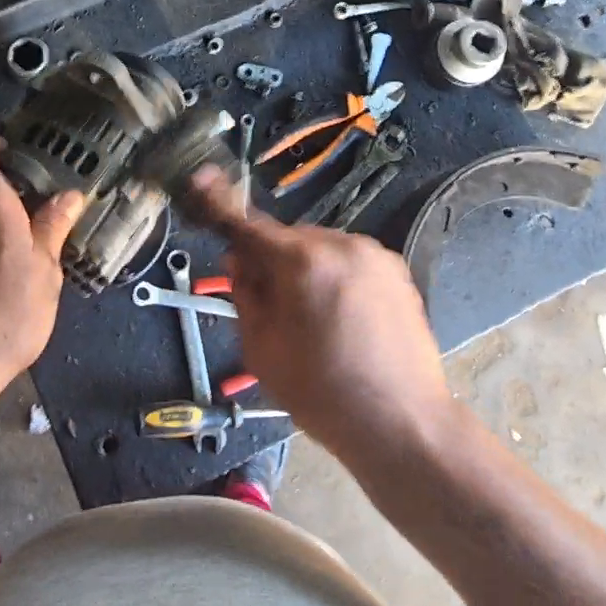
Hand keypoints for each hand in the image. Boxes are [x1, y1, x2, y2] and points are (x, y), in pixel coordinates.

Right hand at [184, 166, 456, 460]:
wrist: (403, 424)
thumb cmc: (323, 393)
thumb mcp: (261, 349)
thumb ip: (245, 294)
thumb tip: (239, 261)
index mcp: (302, 261)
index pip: (250, 225)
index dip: (220, 203)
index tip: (202, 181)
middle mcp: (341, 244)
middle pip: (289, 240)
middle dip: (274, 262)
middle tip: (273, 307)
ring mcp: (375, 255)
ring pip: (321, 250)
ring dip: (308, 270)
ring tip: (315, 323)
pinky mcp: (398, 272)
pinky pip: (350, 263)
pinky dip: (337, 279)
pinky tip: (344, 320)